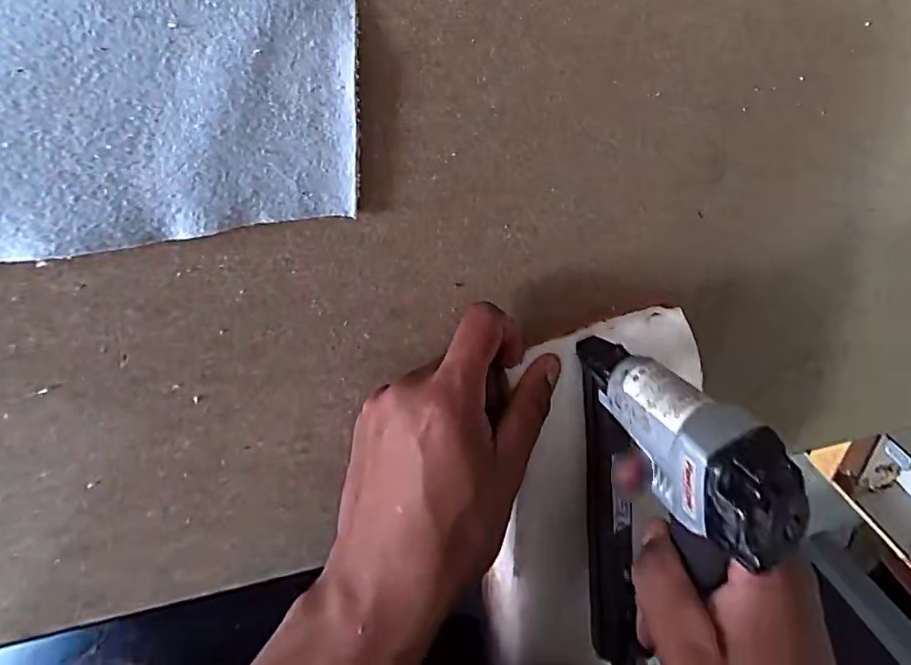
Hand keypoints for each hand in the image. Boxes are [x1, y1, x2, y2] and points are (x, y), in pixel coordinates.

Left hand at [255, 302, 560, 664]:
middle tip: (491, 433)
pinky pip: (410, 399)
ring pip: (436, 379)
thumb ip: (529, 405)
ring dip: (456, 400)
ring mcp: (379, 408)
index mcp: (445, 395)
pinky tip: (433, 463)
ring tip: (459, 456)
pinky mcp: (364, 427)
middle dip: (484, 382)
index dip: (507, 332)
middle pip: (460, 356)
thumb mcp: (507, 467)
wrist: (381, 587)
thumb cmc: (450, 534)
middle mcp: (405, 390)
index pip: (480, 321)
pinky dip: (430, 415)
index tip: (513, 366)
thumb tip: (546, 365)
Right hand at [634, 520, 833, 664]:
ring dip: (687, 595)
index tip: (642, 503)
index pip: (710, 494)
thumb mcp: (689, 655)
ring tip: (674, 647)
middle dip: (673, 567)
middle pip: (711, 532)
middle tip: (656, 620)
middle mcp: (785, 564)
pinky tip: (699, 652)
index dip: (671, 502)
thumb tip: (651, 534)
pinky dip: (710, 613)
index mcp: (766, 559)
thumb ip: (663, 584)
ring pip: (720, 564)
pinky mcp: (785, 613)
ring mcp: (788, 590)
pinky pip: (737, 590)